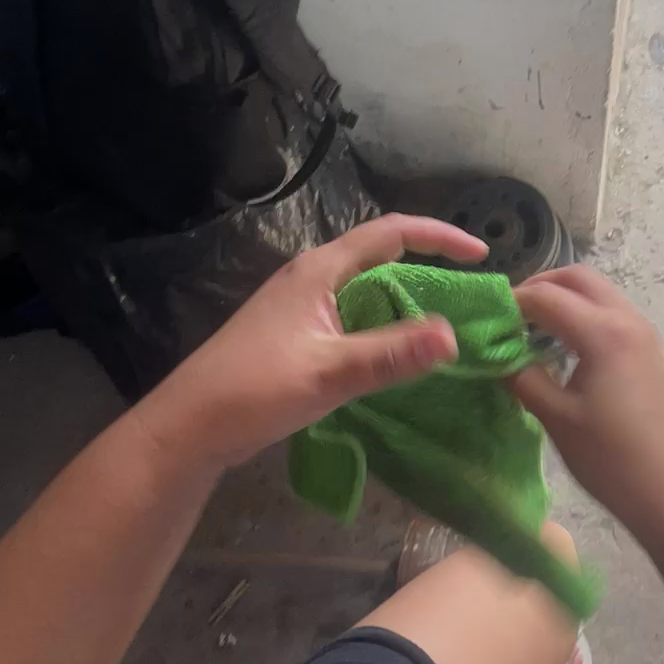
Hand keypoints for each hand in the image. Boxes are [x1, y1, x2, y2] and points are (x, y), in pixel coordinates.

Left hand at [131, 214, 487, 471]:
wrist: (184, 431)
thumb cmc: (251, 391)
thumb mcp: (328, 373)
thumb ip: (391, 354)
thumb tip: (454, 336)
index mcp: (320, 270)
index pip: (391, 232)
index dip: (439, 236)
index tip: (479, 254)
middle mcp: (314, 275)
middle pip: (382, 252)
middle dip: (430, 262)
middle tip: (469, 290)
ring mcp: (304, 302)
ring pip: (369, 283)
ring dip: (409, 293)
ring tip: (446, 316)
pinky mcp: (299, 329)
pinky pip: (357, 309)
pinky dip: (388, 318)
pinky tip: (401, 346)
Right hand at [508, 266, 663, 538]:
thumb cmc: (613, 459)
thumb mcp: (557, 418)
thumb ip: (522, 377)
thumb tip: (495, 353)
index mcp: (603, 332)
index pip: (546, 297)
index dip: (511, 302)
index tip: (483, 318)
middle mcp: (626, 318)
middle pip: (577, 277)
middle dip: (540, 286)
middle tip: (508, 313)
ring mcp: (642, 331)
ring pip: (597, 291)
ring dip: (563, 297)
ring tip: (529, 327)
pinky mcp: (648, 348)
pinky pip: (610, 310)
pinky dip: (582, 312)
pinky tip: (561, 344)